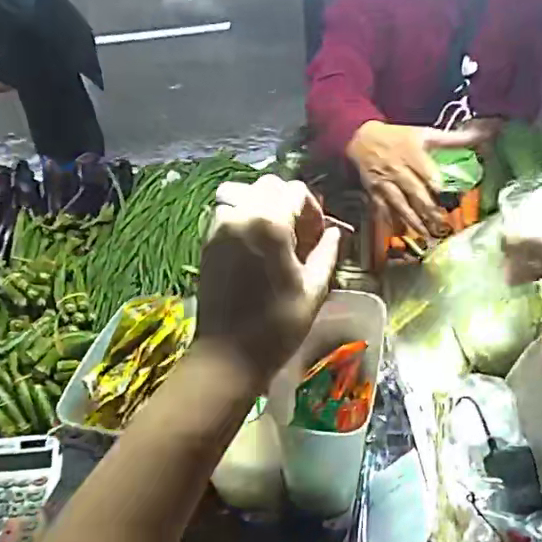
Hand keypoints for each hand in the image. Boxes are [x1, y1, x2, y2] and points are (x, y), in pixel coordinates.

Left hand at [196, 175, 343, 388]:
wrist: (228, 355)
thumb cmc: (277, 326)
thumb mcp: (313, 289)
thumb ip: (326, 253)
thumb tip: (334, 233)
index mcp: (270, 224)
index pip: (295, 191)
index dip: (312, 209)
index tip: (317, 235)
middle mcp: (241, 216)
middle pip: (268, 186)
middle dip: (287, 202)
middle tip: (299, 235)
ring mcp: (218, 229)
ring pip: (243, 195)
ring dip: (262, 207)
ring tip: (274, 238)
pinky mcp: (206, 244)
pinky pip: (226, 214)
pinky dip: (242, 219)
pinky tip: (254, 248)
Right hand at [344, 120, 487, 241]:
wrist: (362, 141)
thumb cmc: (398, 138)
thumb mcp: (424, 134)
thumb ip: (453, 139)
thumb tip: (485, 133)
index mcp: (412, 154)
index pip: (425, 171)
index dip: (435, 184)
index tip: (446, 196)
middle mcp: (398, 171)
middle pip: (414, 192)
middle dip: (428, 210)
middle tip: (442, 225)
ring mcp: (385, 185)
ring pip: (400, 205)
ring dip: (413, 221)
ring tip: (426, 234)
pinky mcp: (375, 195)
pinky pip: (383, 211)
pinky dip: (392, 223)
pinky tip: (401, 235)